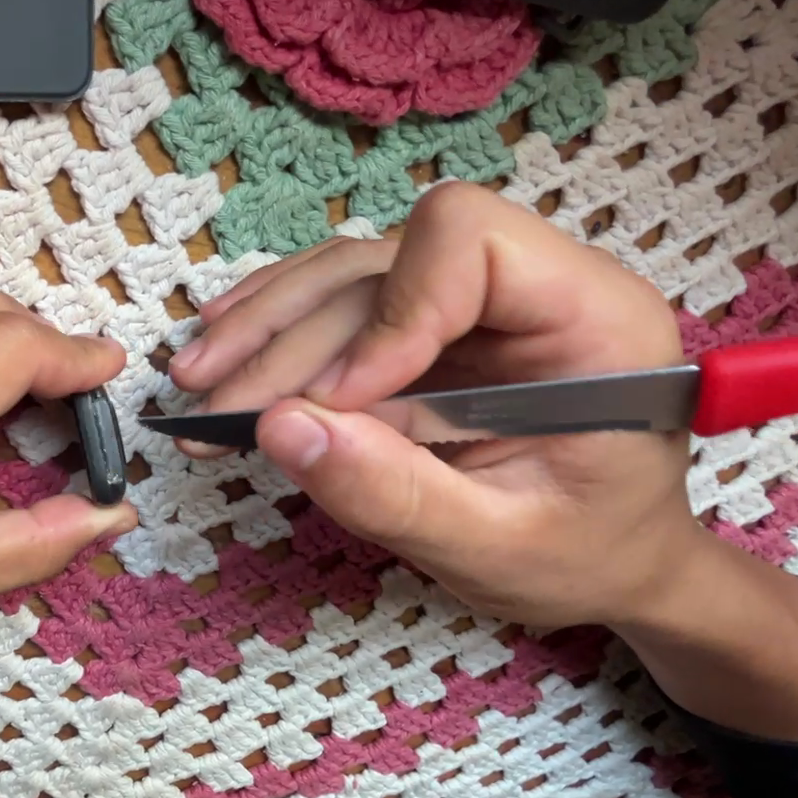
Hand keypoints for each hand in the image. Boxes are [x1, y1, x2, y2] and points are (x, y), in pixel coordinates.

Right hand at [170, 183, 701, 628]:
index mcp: (588, 319)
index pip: (468, 242)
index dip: (388, 313)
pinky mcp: (419, 321)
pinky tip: (223, 342)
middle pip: (380, 267)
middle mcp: (525, 284)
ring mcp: (465, 298)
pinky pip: (334, 299)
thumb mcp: (494, 549)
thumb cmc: (578, 555)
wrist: (603, 553)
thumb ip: (394, 493)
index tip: (336, 402)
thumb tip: (278, 428)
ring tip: (194, 381)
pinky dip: (272, 325)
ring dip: (261, 328)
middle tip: (212, 410)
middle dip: (288, 341)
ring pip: (342, 276)